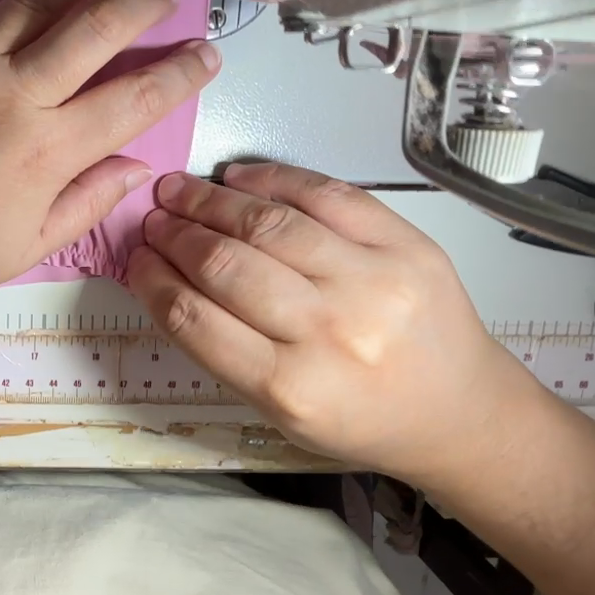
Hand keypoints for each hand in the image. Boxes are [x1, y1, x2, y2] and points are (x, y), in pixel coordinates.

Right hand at [127, 162, 545, 486]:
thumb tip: (164, 275)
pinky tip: (238, 177)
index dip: (153, 279)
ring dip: (211, 201)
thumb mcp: (276, 409)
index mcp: (291, 388)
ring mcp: (374, 283)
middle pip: (226, 265)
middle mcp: (333, 334)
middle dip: (175, 235)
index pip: (194, 317)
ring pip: (269, 223)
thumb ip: (218, 344)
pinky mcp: (408, 244)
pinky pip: (327, 194)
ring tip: (179, 191)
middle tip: (153, 220)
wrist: (459, 411)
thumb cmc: (360, 417)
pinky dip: (273, 177)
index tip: (136, 259)